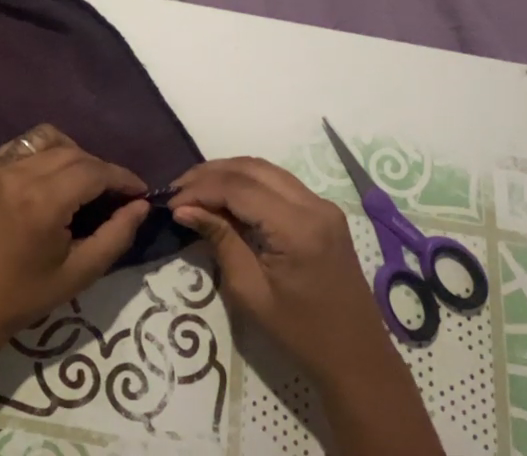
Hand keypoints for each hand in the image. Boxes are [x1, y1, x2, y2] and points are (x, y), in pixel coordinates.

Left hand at [0, 124, 150, 344]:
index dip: (123, 178)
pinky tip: (51, 177)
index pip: (95, 171)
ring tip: (84, 184)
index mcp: (43, 201)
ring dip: (74, 154)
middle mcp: (19, 173)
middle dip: (101, 169)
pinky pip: (23, 145)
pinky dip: (44, 152)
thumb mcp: (79, 273)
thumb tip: (140, 206)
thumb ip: (115, 235)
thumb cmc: (23, 295)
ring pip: (48, 140)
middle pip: (74, 153)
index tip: (140, 192)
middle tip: (115, 195)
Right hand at [169, 158, 395, 386]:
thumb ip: (220, 240)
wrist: (356, 357)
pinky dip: (247, 182)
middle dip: (209, 174)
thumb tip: (183, 209)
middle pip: (251, 169)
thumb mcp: (249, 291)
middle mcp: (314, 205)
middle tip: (177, 190)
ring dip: (227, 174)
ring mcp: (323, 206)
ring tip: (195, 190)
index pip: (237, 188)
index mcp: (297, 227)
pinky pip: (279, 182)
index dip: (199, 190)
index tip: (170, 203)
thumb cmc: (300, 333)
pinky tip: (225, 196)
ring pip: (265, 169)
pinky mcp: (324, 213)